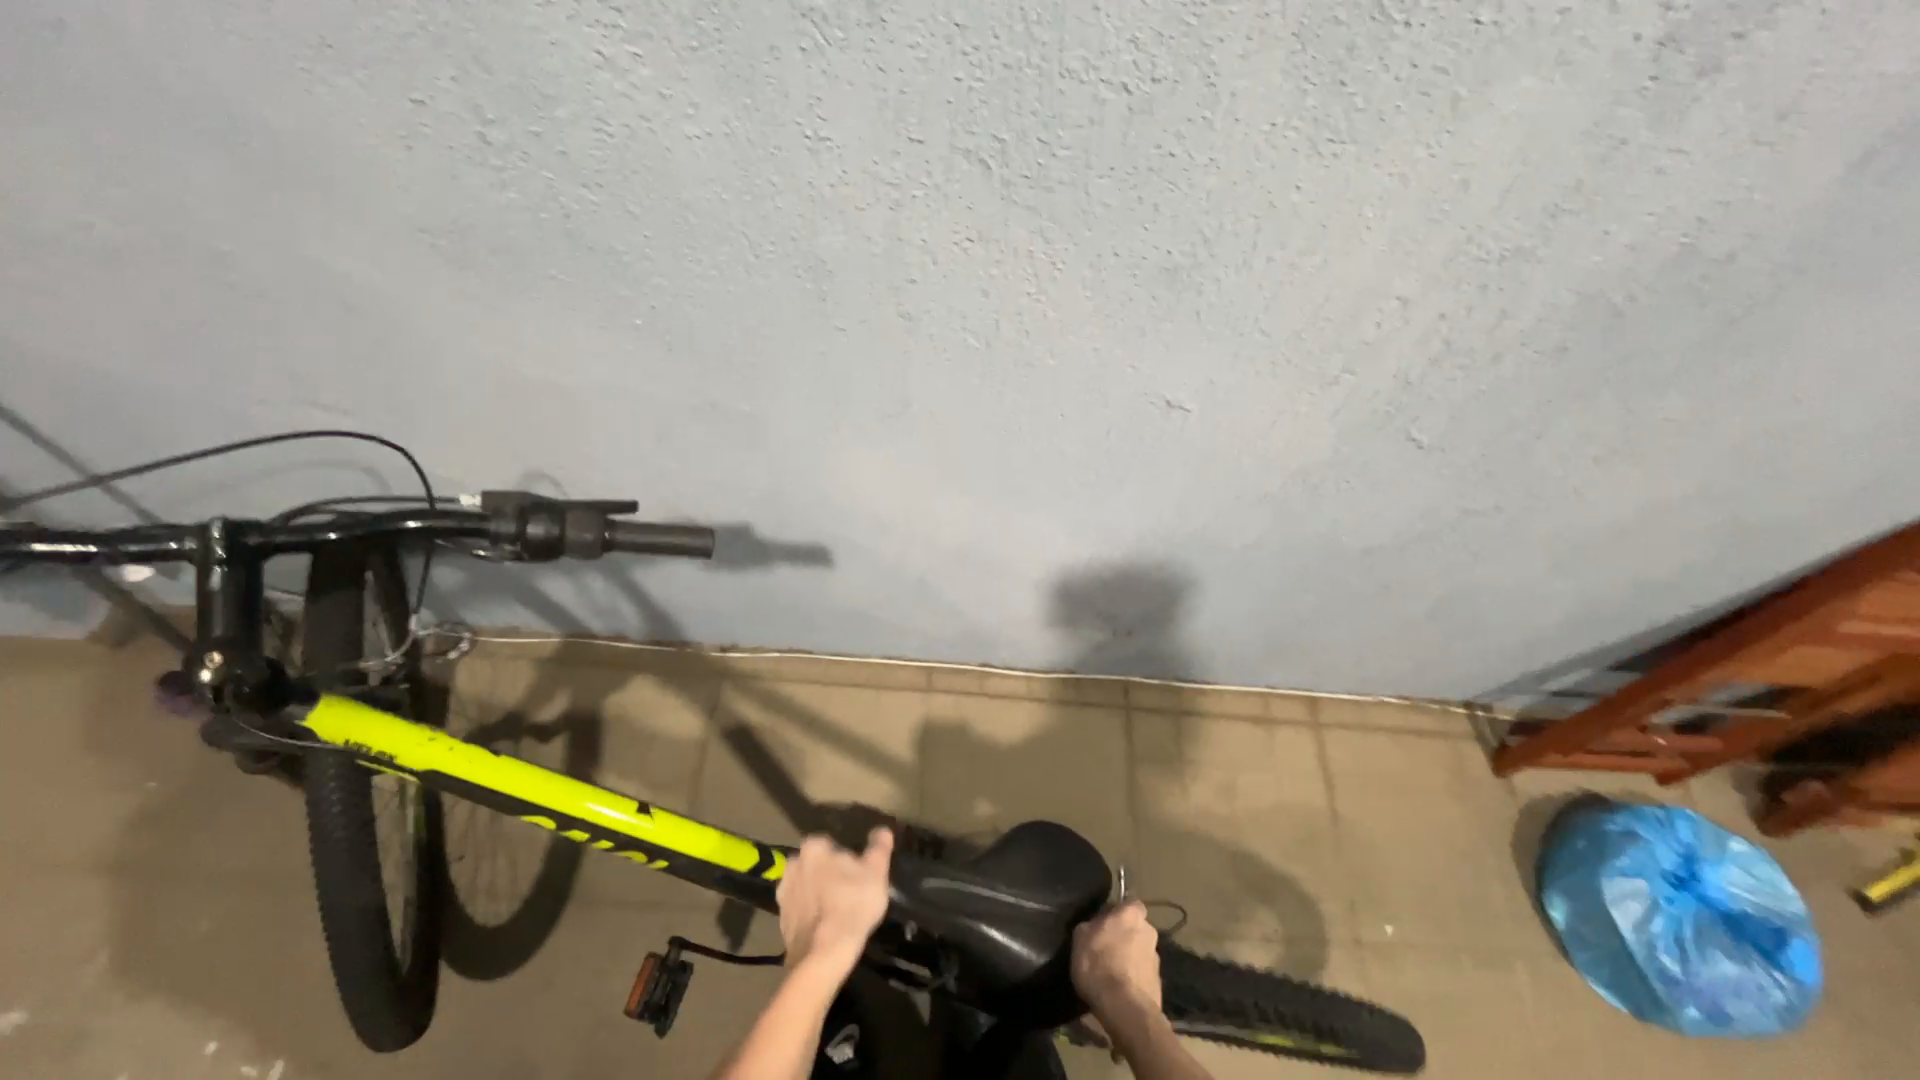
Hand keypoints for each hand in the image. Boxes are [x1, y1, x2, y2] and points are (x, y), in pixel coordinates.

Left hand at [775, 827, 893, 976]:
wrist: (823, 953)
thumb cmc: (853, 905)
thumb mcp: (876, 873)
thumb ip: (879, 848)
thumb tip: (882, 830)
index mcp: (814, 846)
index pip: (834, 844)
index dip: (849, 859)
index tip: (859, 874)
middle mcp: (793, 862)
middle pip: (818, 863)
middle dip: (830, 873)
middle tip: (850, 892)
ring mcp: (783, 891)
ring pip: (807, 885)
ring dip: (819, 892)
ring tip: (838, 911)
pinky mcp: (780, 916)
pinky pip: (799, 907)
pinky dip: (810, 912)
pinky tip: (825, 925)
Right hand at [1071, 899, 1162, 1017]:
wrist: (1125, 1008)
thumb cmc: (1099, 964)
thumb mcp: (1080, 937)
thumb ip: (1091, 924)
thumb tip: (1096, 924)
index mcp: (1132, 914)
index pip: (1130, 902)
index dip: (1118, 912)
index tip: (1104, 922)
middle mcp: (1149, 931)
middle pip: (1136, 928)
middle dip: (1125, 936)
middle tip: (1106, 948)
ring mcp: (1156, 959)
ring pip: (1140, 952)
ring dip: (1129, 958)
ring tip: (1111, 973)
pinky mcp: (1158, 983)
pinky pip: (1142, 974)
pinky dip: (1133, 978)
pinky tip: (1119, 990)